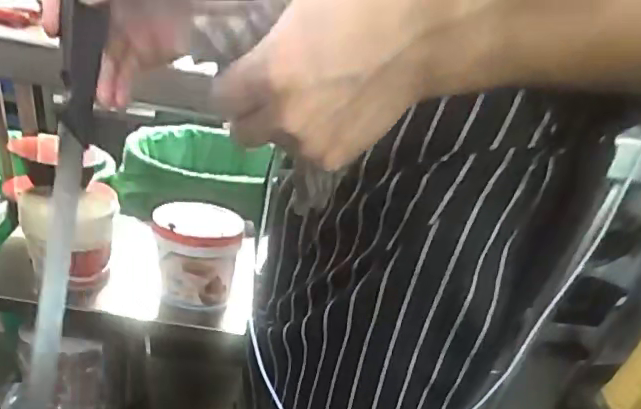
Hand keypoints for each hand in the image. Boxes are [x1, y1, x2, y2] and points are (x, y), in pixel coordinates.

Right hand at [40, 0, 192, 108]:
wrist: (210, 3)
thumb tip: (85, 1)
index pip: (69, 0)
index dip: (55, 9)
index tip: (51, 27)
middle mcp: (111, 5)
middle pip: (85, 29)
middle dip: (79, 54)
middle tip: (76, 72)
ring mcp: (127, 29)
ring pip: (106, 56)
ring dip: (101, 79)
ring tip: (102, 98)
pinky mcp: (145, 53)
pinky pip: (128, 72)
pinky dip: (121, 87)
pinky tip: (117, 99)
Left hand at [212, 0, 444, 168]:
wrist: (418, 34)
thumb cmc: (360, 2)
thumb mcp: (297, 6)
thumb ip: (266, 38)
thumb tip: (249, 49)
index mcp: (268, 74)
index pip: (222, 98)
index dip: (228, 85)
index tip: (237, 77)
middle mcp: (283, 119)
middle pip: (242, 133)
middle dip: (249, 114)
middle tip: (267, 94)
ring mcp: (310, 146)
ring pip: (279, 144)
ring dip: (285, 128)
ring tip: (312, 100)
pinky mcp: (335, 160)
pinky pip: (309, 154)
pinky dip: (314, 139)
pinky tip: (333, 113)